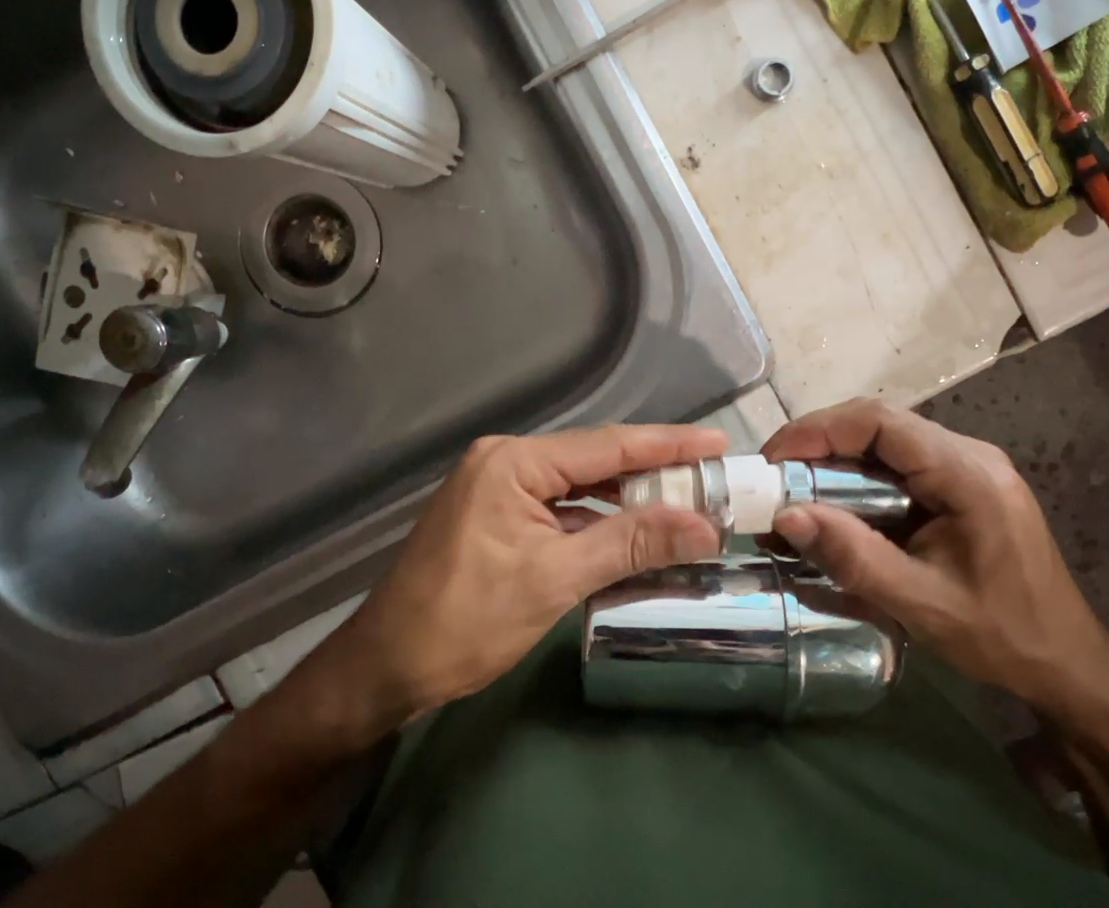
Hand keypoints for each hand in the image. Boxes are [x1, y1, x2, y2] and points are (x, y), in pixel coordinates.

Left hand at [329, 424, 725, 716]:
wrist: (388, 666)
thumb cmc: (467, 620)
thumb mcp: (556, 579)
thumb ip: (630, 543)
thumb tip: (704, 526)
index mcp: (513, 462)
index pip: (607, 445)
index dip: (668, 444)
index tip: (720, 443)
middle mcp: (504, 461)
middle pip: (594, 460)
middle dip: (653, 472)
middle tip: (713, 479)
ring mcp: (495, 488)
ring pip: (577, 486)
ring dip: (627, 499)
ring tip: (686, 505)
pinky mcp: (494, 517)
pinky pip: (558, 508)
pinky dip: (596, 521)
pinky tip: (632, 532)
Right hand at [763, 399, 1108, 712]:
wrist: (1066, 664)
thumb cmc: (1001, 636)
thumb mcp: (920, 602)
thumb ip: (854, 557)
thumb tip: (786, 517)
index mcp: (968, 474)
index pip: (879, 422)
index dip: (817, 431)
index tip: (771, 461)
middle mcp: (970, 456)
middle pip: (878, 426)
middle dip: (817, 448)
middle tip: (771, 483)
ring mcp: (969, 469)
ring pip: (884, 446)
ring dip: (833, 466)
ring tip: (791, 500)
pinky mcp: (962, 488)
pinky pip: (899, 469)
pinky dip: (857, 484)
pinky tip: (833, 514)